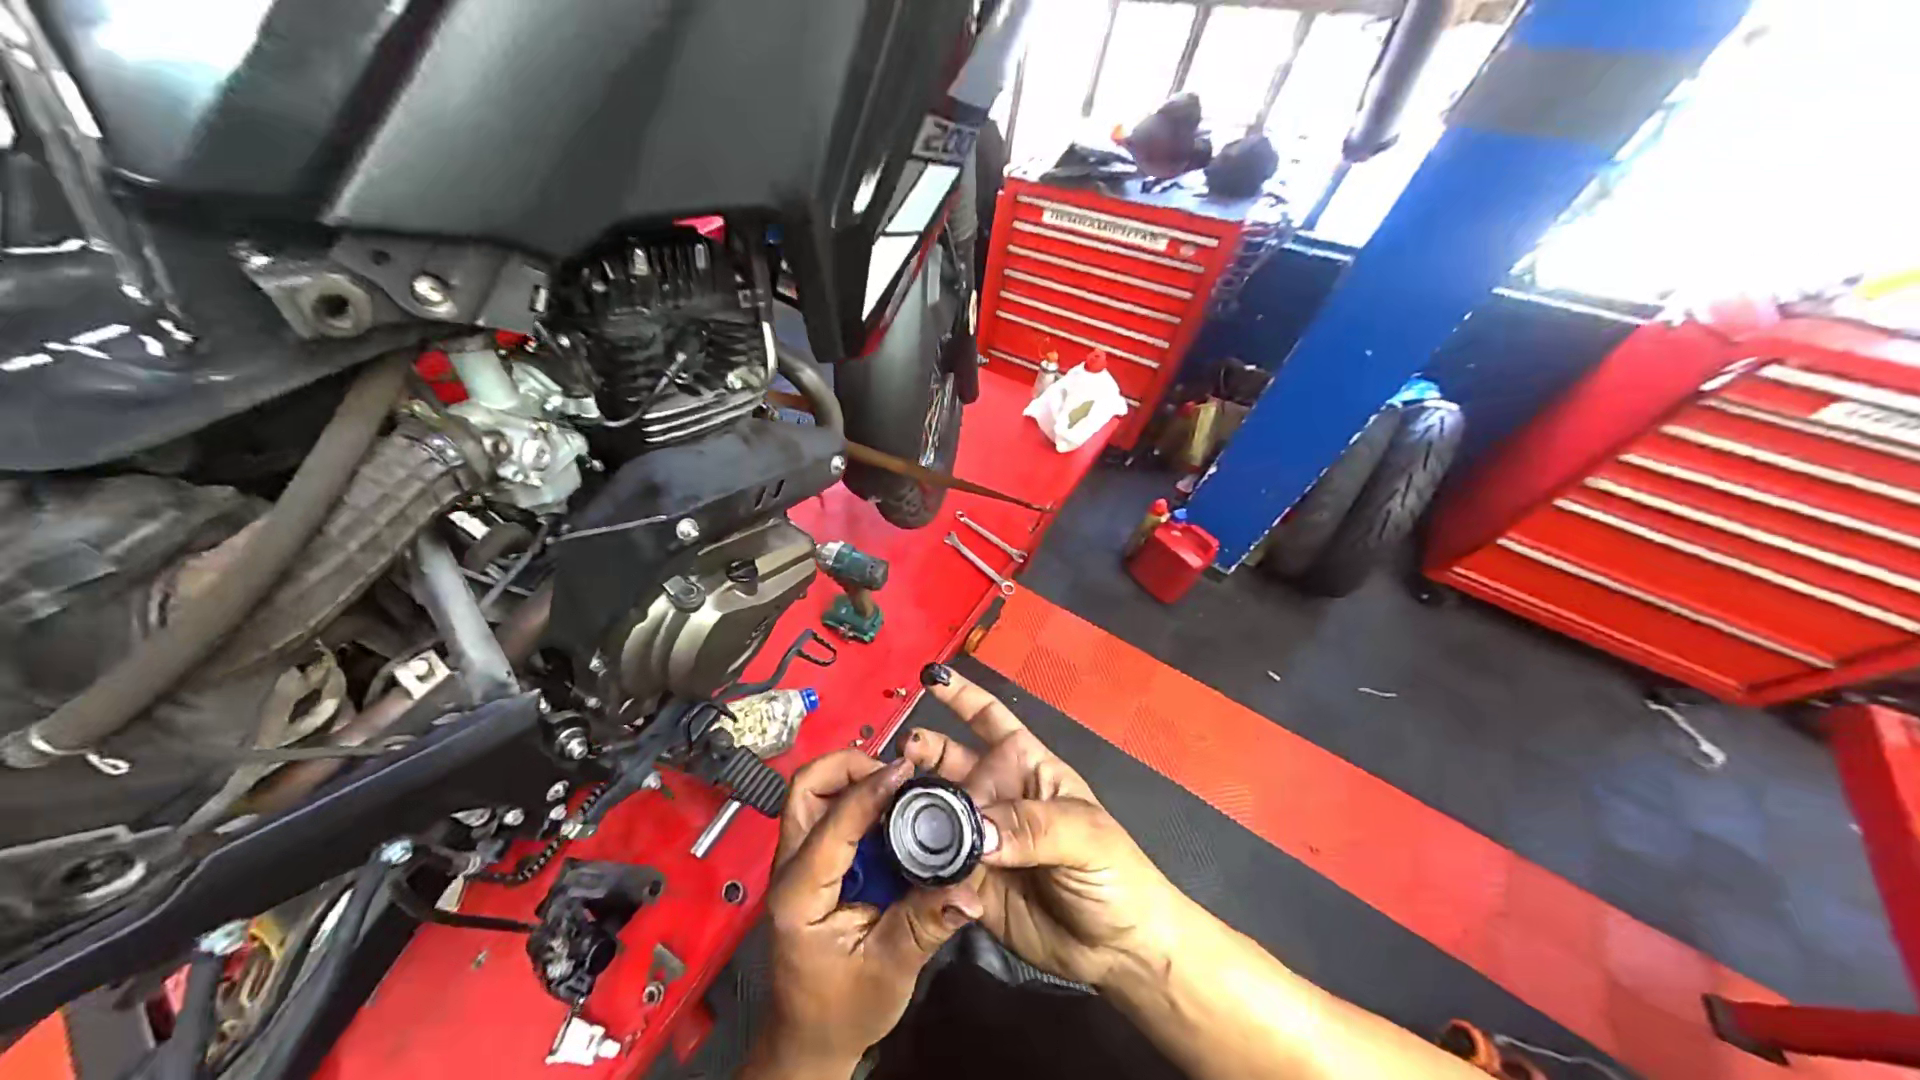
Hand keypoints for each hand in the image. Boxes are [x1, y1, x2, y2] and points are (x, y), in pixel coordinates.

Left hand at [742, 751, 983, 1079]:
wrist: (809, 1036)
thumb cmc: (837, 1011)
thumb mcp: (889, 970)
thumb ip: (926, 924)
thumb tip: (968, 890)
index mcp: (799, 895)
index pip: (832, 825)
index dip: (870, 792)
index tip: (906, 773)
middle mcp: (790, 868)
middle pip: (807, 788)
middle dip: (849, 766)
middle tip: (895, 772)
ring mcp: (799, 861)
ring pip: (815, 792)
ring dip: (853, 776)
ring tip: (897, 785)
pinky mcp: (815, 862)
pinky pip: (830, 810)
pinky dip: (860, 796)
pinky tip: (892, 808)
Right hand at [901, 666, 1191, 990]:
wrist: (1119, 947)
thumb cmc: (1116, 873)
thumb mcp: (1083, 835)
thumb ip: (1031, 826)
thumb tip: (977, 829)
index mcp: (1027, 766)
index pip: (989, 719)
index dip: (961, 696)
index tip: (930, 678)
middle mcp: (998, 794)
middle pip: (950, 763)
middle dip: (923, 754)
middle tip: (896, 762)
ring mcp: (981, 838)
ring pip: (935, 812)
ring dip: (912, 806)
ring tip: (888, 806)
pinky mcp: (969, 881)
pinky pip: (935, 863)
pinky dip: (915, 858)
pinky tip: (897, 854)